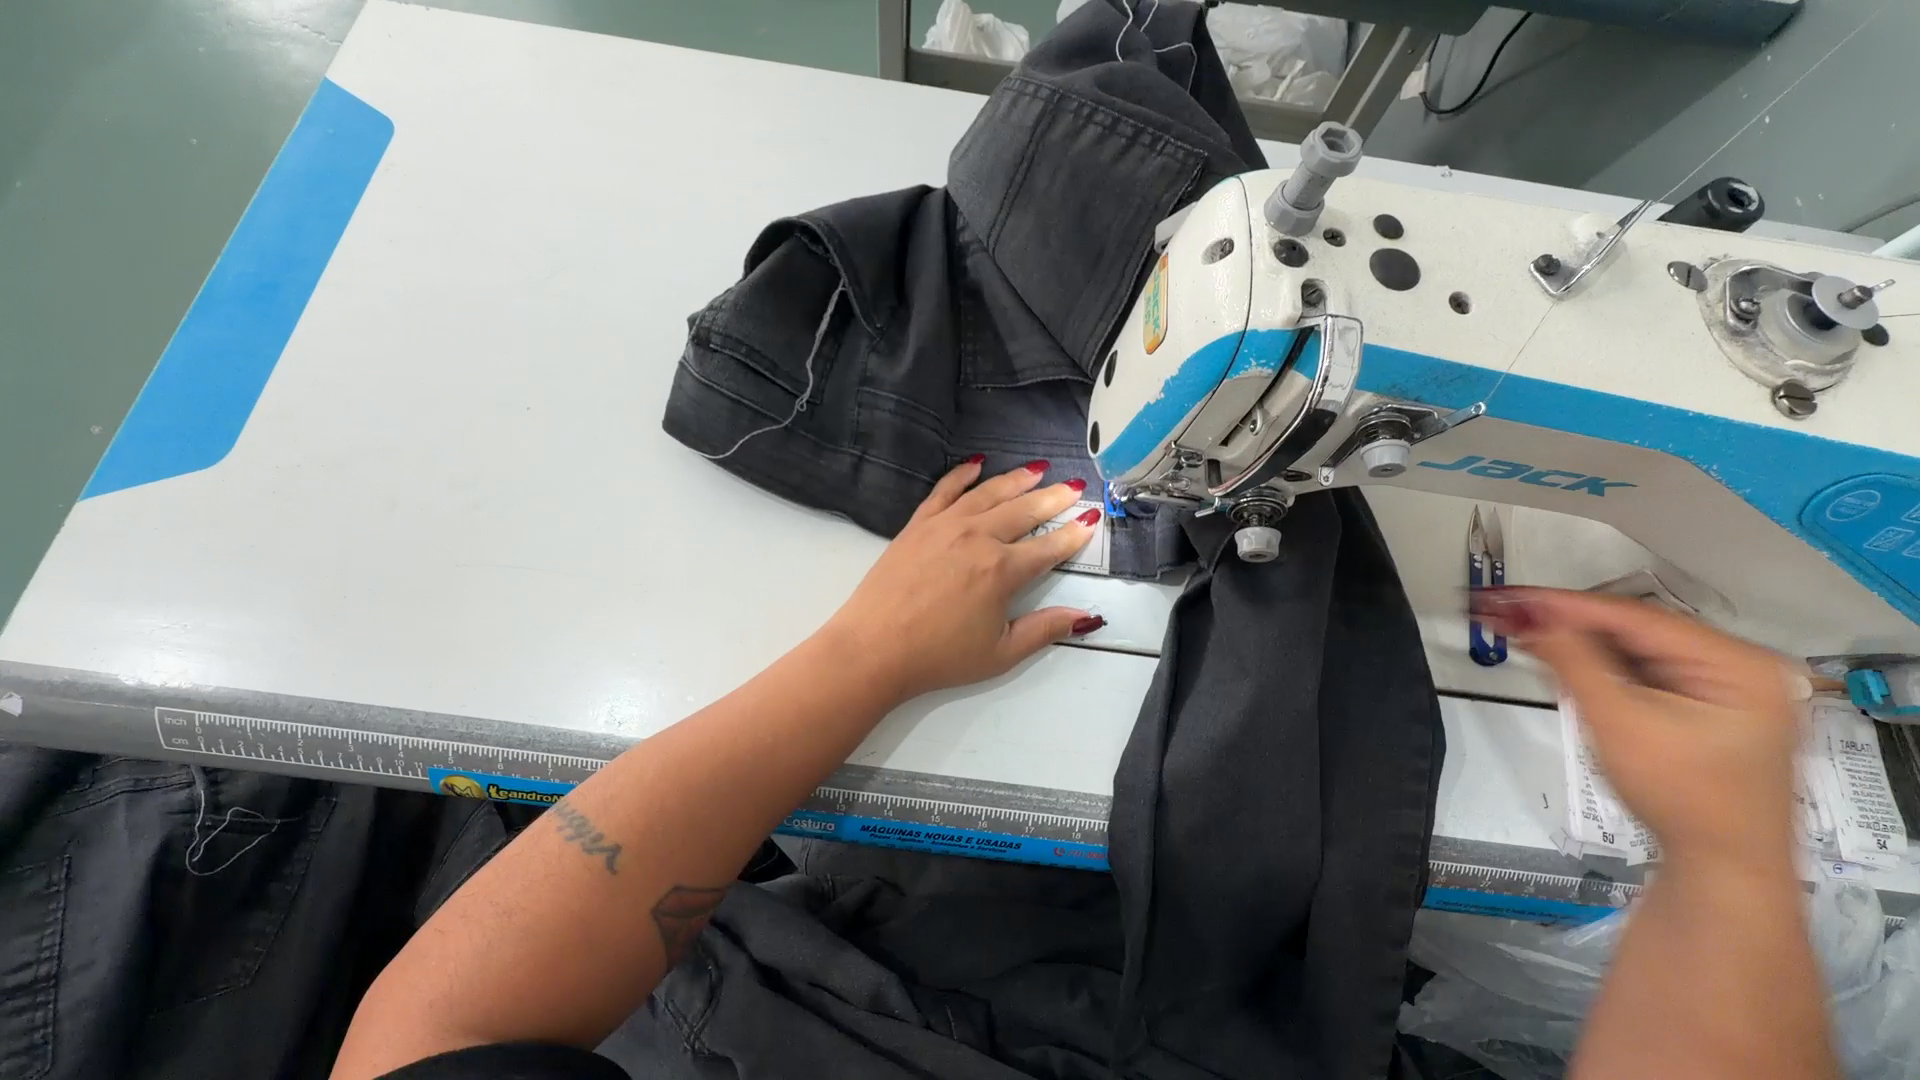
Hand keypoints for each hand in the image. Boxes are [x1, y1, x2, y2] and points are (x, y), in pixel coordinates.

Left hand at [819, 457, 1103, 702]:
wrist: (874, 648)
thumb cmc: (939, 656)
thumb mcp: (1001, 653)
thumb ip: (1046, 630)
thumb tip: (1088, 617)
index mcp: (1003, 570)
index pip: (1049, 547)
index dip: (1074, 534)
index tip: (1091, 519)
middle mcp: (978, 537)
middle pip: (1024, 511)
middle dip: (1053, 498)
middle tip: (1072, 487)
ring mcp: (945, 525)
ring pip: (989, 493)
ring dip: (1017, 479)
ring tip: (1039, 469)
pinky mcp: (918, 524)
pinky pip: (945, 490)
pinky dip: (963, 474)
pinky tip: (977, 463)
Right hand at [1472, 588, 1801, 872]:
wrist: (1722, 866)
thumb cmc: (1680, 795)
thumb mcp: (1618, 721)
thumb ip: (1572, 660)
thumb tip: (1529, 615)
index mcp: (1737, 662)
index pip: (1633, 617)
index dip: (1563, 605)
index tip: (1506, 596)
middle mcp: (1740, 664)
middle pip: (1633, 629)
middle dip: (1565, 622)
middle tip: (1502, 611)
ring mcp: (1726, 685)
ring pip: (1633, 647)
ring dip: (1575, 641)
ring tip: (1518, 628)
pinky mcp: (1706, 704)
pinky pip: (1642, 668)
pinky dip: (1597, 663)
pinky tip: (1557, 654)